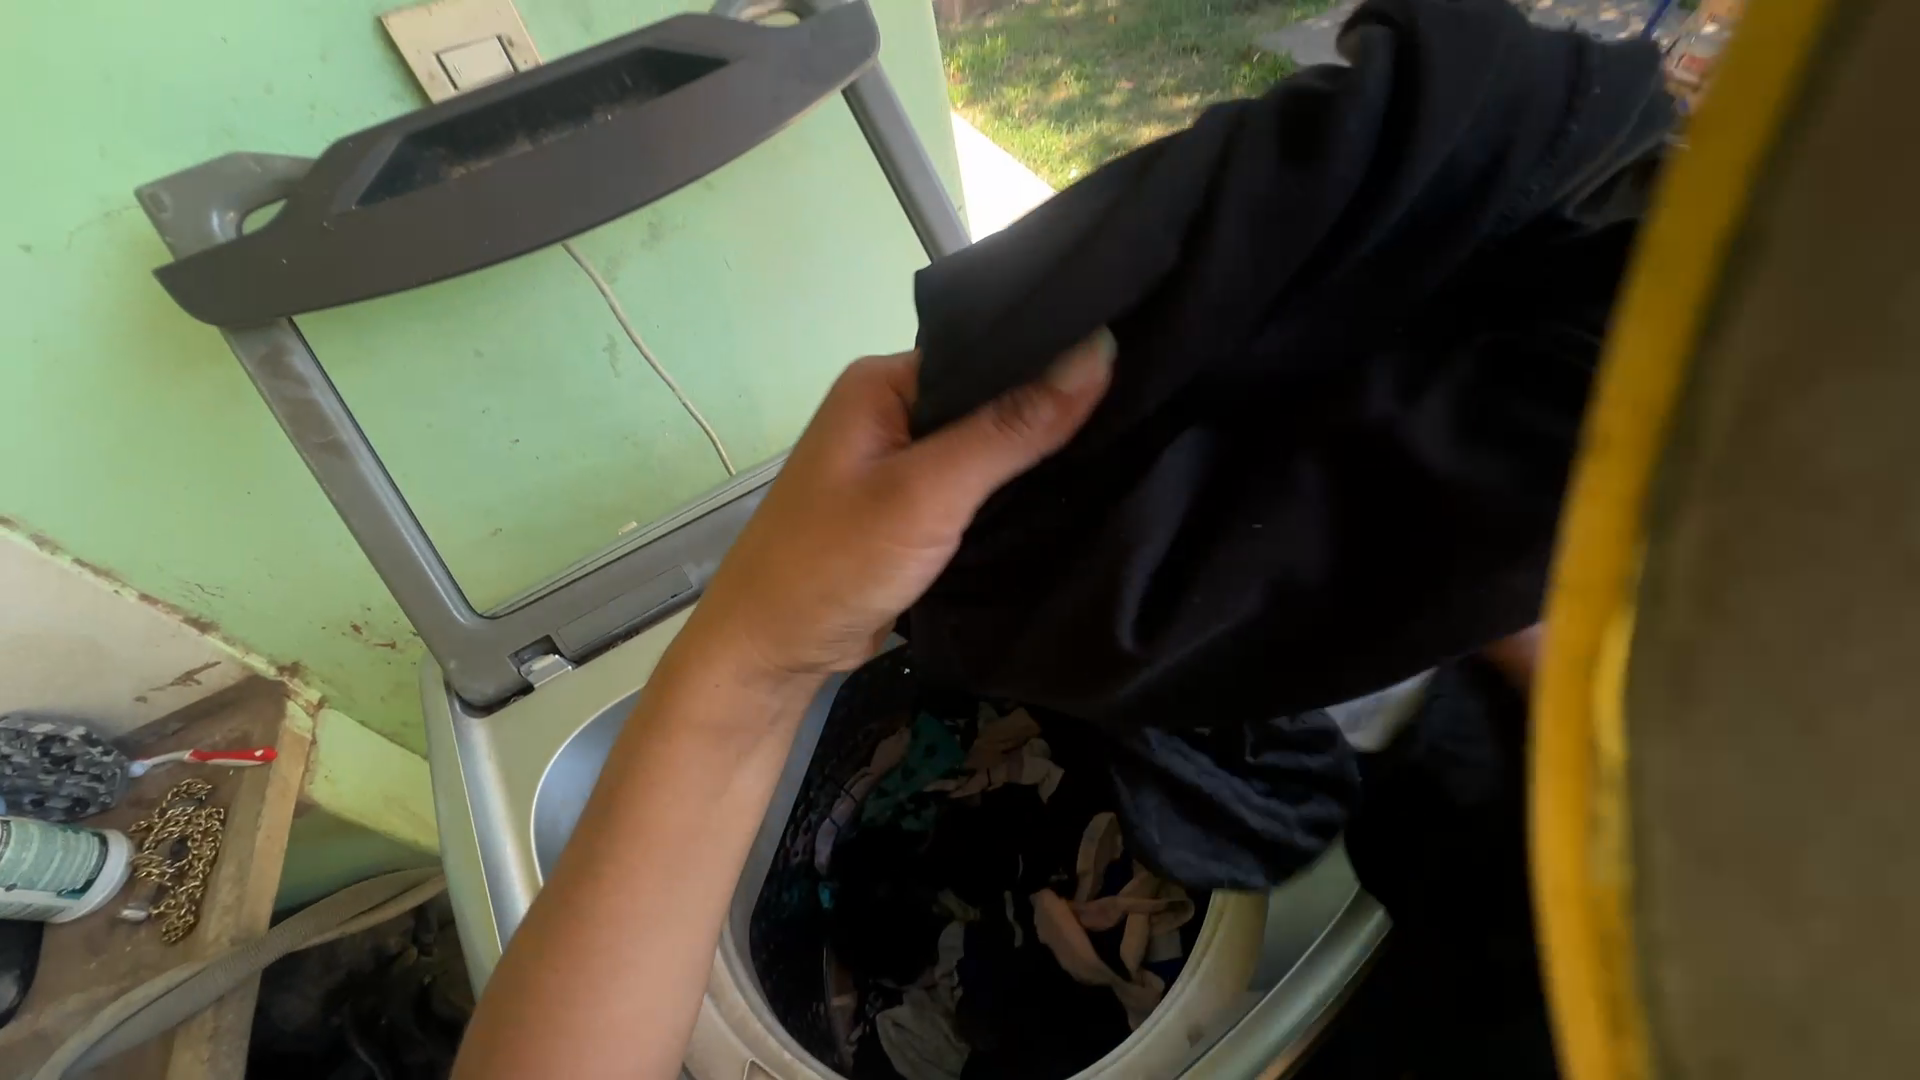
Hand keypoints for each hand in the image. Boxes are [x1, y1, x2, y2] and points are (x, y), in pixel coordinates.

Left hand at [674, 331, 1115, 696]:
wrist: (773, 652)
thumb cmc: (836, 562)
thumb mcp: (928, 491)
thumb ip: (1010, 427)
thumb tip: (1098, 350)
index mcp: (884, 381)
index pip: (985, 349)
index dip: (1052, 357)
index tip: (1132, 365)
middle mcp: (891, 411)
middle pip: (988, 398)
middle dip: (1050, 410)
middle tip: (1141, 412)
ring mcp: (900, 464)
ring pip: (984, 448)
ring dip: (1033, 457)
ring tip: (1123, 448)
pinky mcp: (911, 511)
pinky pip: (973, 489)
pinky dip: (1010, 494)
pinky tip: (1067, 494)